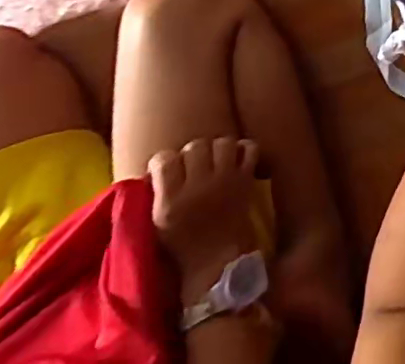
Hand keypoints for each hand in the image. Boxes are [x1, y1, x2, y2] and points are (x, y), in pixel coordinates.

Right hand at [149, 137, 260, 303]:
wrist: (218, 262)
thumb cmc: (182, 247)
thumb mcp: (157, 226)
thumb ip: (156, 196)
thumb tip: (154, 170)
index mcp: (170, 201)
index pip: (164, 160)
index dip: (163, 159)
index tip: (165, 167)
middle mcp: (199, 186)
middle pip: (196, 145)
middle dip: (193, 151)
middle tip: (193, 164)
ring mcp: (226, 180)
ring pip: (223, 142)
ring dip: (218, 147)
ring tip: (215, 160)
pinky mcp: (247, 179)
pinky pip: (250, 148)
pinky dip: (245, 148)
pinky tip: (237, 158)